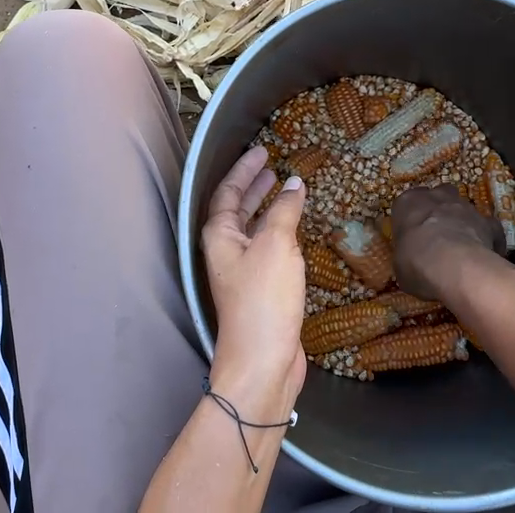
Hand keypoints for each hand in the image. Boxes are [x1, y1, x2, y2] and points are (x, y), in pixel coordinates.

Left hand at [202, 146, 307, 405]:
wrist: (262, 362)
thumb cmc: (263, 298)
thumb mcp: (276, 245)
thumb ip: (285, 211)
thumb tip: (294, 184)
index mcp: (219, 235)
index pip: (227, 191)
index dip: (244, 170)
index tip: (262, 151)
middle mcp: (225, 250)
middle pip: (236, 208)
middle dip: (253, 186)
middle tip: (272, 167)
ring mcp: (241, 271)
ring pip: (251, 229)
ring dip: (266, 208)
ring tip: (284, 190)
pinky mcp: (259, 290)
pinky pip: (266, 248)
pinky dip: (278, 232)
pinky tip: (294, 231)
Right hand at [390, 185, 505, 301]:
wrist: (453, 265)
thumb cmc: (416, 262)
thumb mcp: (398, 264)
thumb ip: (405, 255)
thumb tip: (410, 263)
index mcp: (408, 203)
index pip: (406, 203)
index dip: (410, 219)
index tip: (411, 236)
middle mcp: (436, 197)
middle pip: (438, 195)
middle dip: (438, 210)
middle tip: (436, 233)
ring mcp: (464, 207)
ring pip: (463, 207)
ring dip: (462, 221)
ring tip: (460, 246)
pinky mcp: (488, 222)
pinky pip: (488, 227)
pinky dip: (488, 237)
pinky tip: (485, 253)